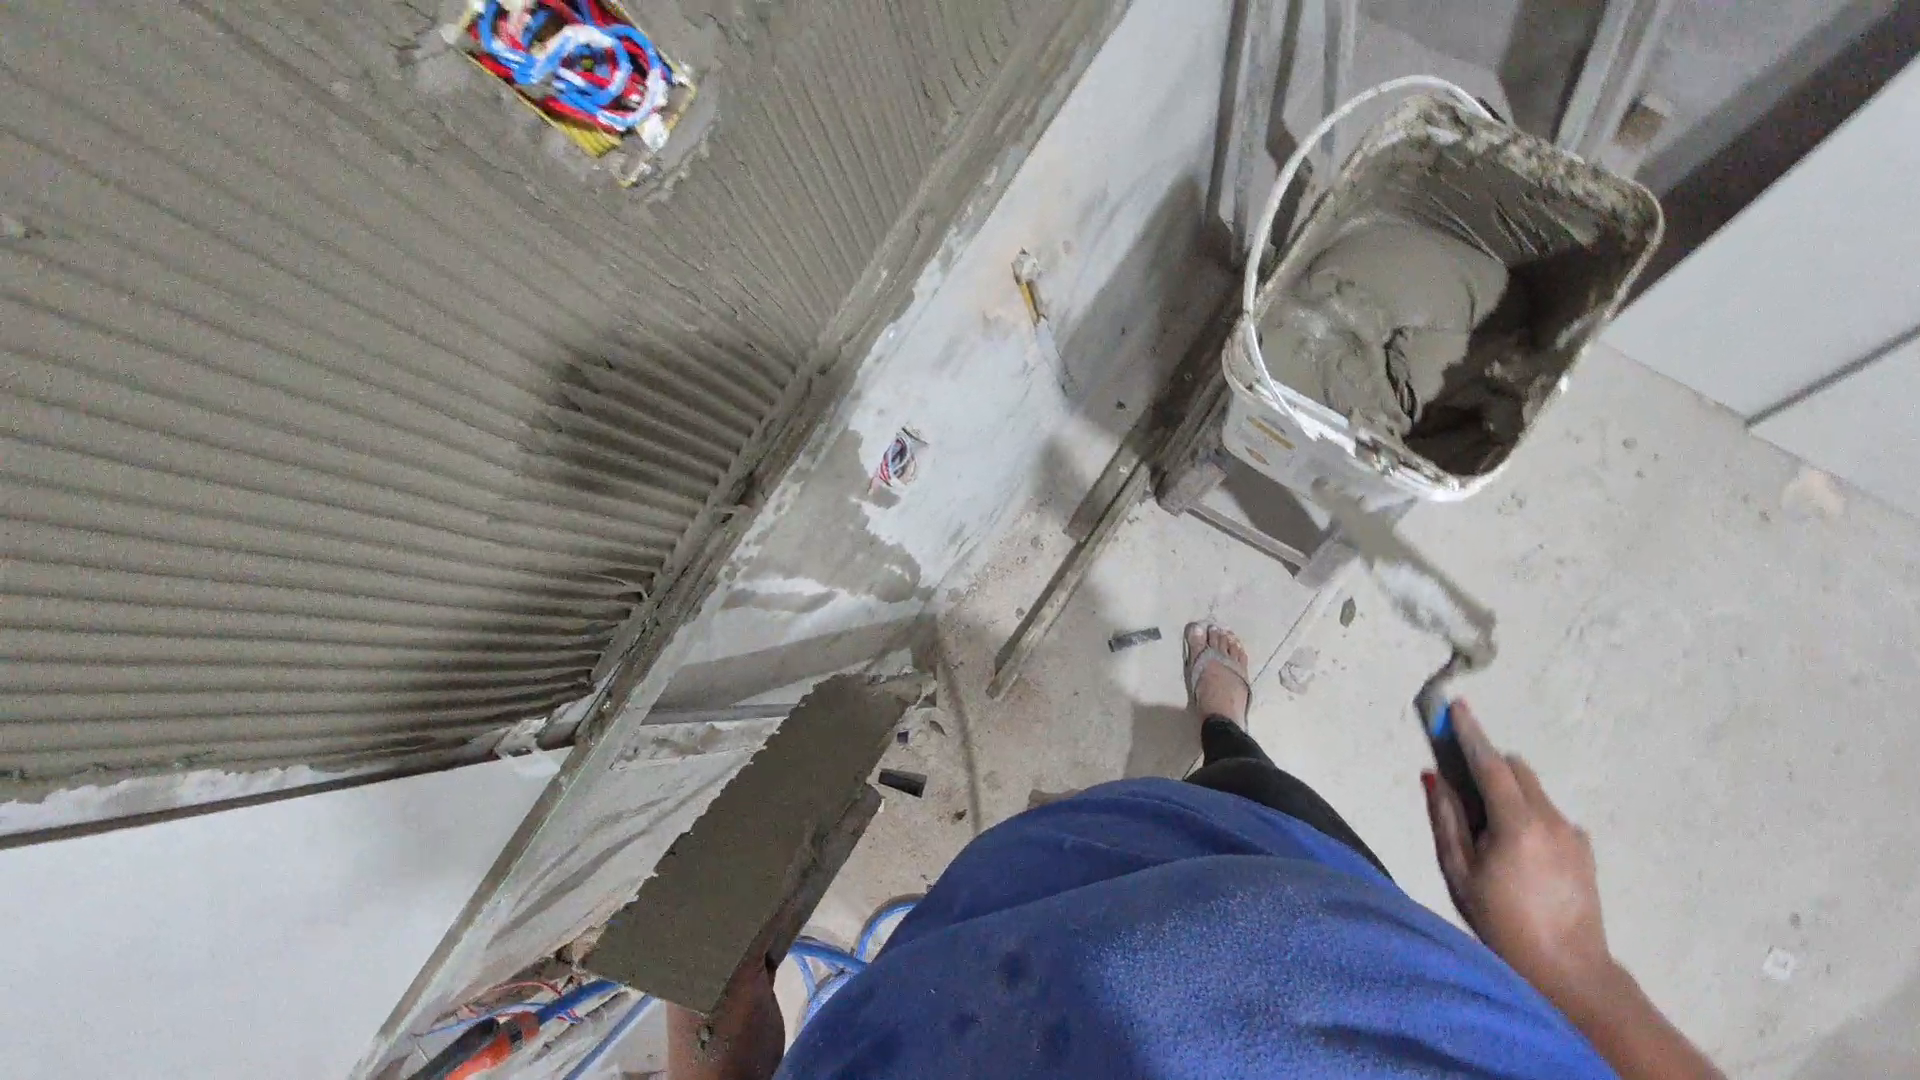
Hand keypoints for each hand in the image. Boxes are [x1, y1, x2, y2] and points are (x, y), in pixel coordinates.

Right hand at [1424, 704, 1725, 1079]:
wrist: (1568, 970)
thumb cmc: (1500, 921)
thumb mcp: (1458, 870)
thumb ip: (1445, 818)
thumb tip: (1433, 775)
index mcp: (1517, 824)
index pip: (1490, 765)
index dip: (1469, 733)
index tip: (1455, 705)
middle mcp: (1551, 820)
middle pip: (1515, 769)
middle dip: (1487, 764)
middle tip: (1460, 786)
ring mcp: (1573, 833)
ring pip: (1532, 789)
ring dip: (1505, 790)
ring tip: (1486, 831)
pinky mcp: (1584, 848)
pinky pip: (1546, 812)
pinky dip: (1523, 812)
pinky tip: (1513, 851)